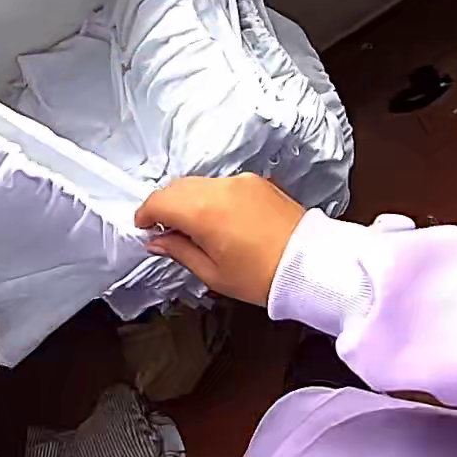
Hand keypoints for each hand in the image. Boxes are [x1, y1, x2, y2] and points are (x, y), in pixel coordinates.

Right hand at [136, 176, 305, 305]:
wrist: (311, 264)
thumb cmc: (263, 275)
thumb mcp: (213, 273)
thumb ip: (180, 251)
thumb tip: (158, 240)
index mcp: (204, 210)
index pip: (159, 200)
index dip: (145, 214)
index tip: (145, 228)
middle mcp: (223, 187)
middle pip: (178, 187)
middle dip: (166, 205)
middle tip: (165, 229)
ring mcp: (244, 182)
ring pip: (202, 182)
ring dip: (190, 199)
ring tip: (194, 228)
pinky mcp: (261, 183)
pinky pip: (225, 184)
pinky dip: (213, 196)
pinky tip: (219, 219)